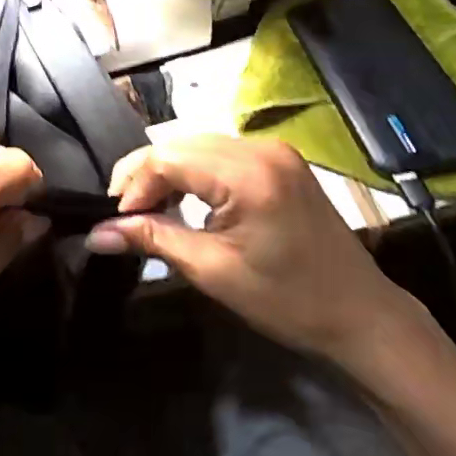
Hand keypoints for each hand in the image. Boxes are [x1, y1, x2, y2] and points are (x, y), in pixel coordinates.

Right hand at [85, 135, 417, 364]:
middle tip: (123, 214)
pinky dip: (197, 172)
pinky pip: (224, 154)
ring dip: (171, 171)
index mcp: (248, 173)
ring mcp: (274, 150)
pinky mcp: (281, 160)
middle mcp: (261, 148)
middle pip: (184, 144)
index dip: (135, 184)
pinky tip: (184, 198)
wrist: (359, 311)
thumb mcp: (214, 271)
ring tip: (148, 208)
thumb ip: (154, 240)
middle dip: (148, 174)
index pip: (170, 157)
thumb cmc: (287, 300)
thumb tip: (97, 233)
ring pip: (201, 145)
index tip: (116, 221)